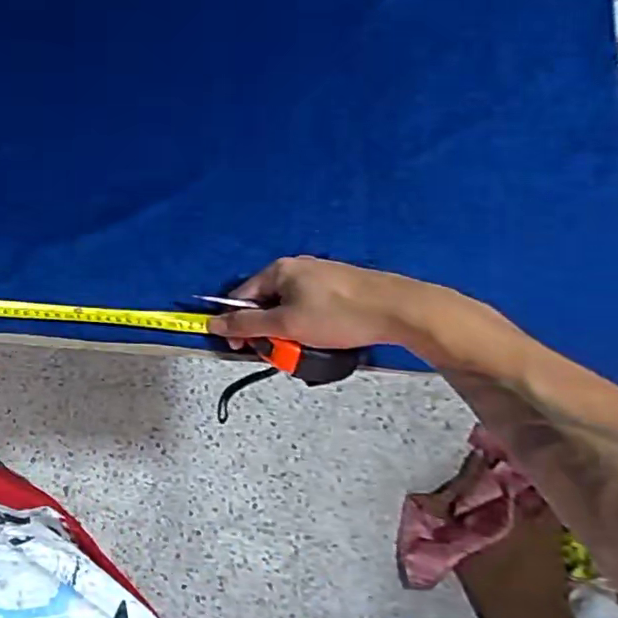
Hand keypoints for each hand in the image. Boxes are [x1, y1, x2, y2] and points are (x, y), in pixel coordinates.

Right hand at [206, 256, 462, 353]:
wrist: (404, 311)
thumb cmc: (340, 315)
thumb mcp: (286, 325)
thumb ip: (246, 325)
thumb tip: (213, 323)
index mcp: (278, 270)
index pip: (241, 297)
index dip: (237, 324)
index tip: (244, 347)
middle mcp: (297, 268)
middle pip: (266, 302)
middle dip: (269, 329)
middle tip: (282, 349)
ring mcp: (322, 275)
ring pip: (290, 308)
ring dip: (290, 330)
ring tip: (306, 346)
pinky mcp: (342, 286)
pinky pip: (312, 307)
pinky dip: (310, 325)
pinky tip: (325, 338)